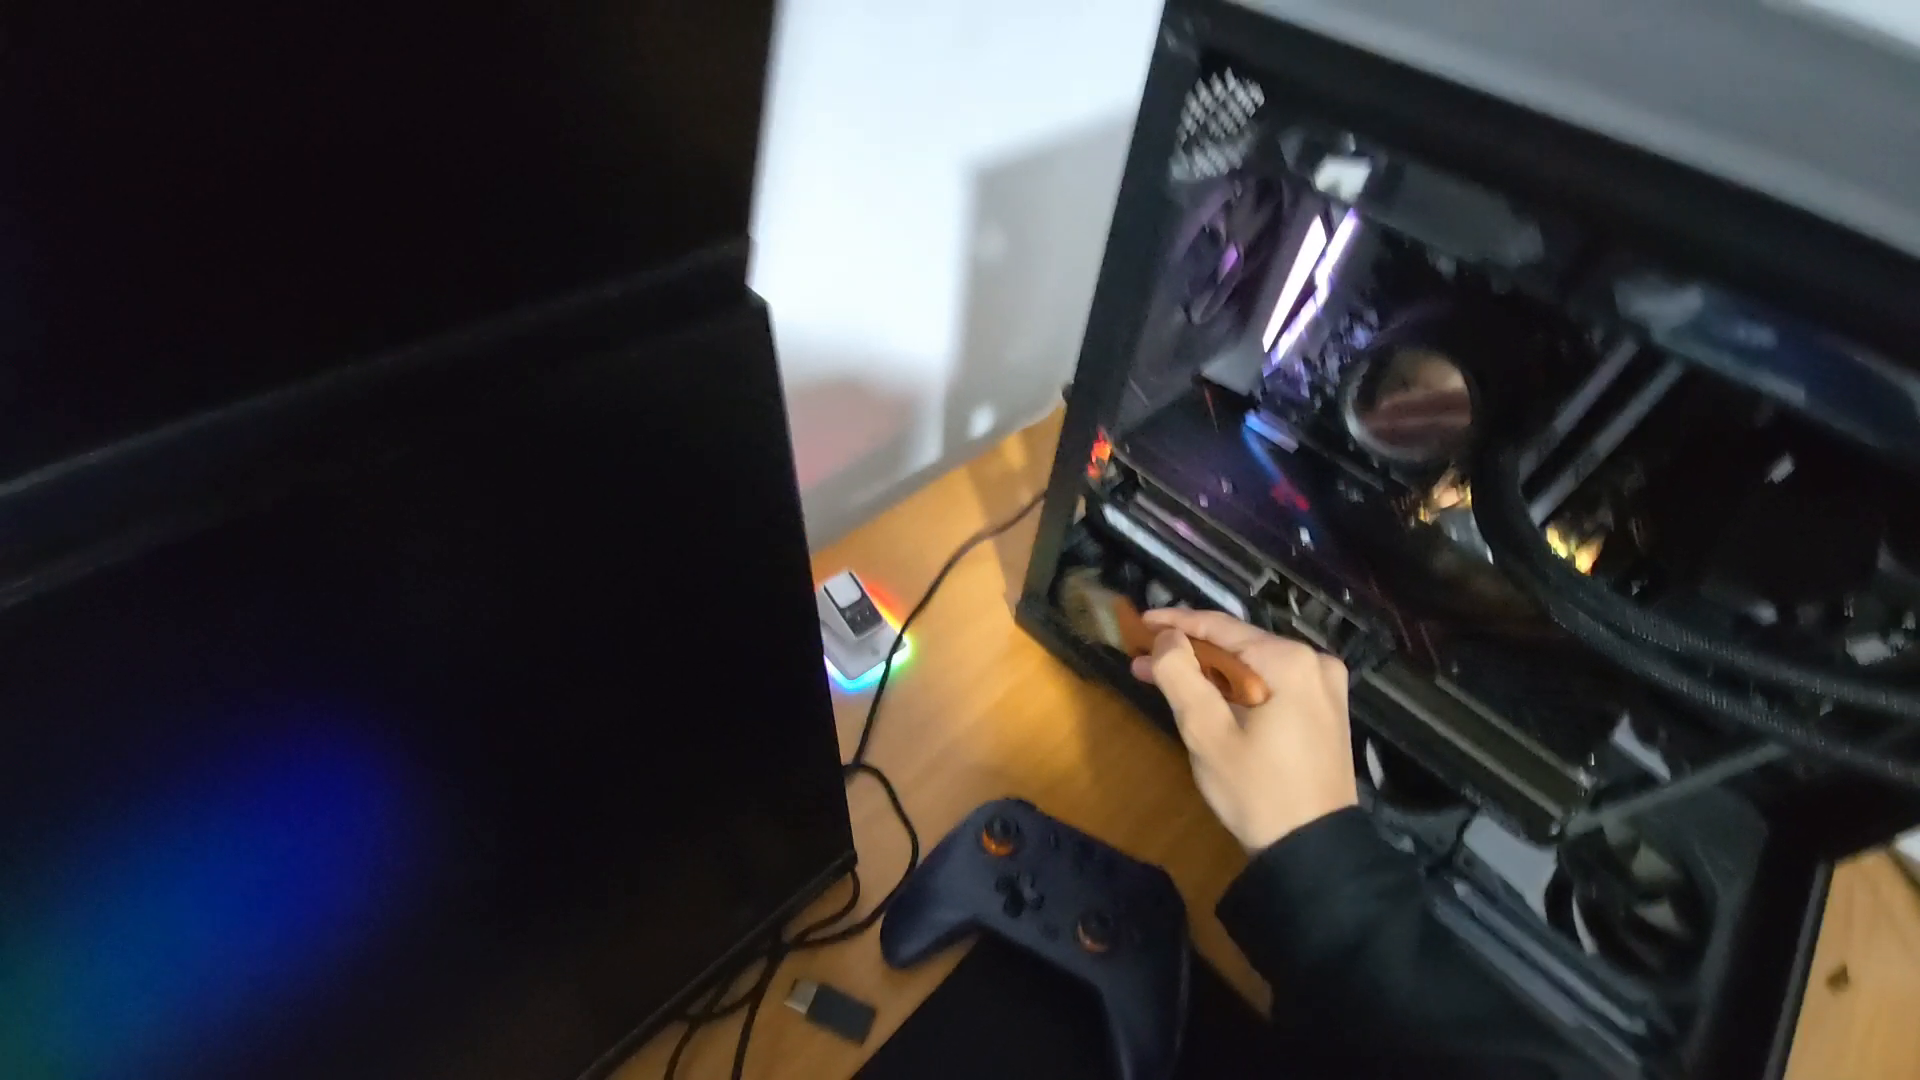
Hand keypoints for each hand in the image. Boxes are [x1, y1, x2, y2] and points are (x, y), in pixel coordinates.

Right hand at [1130, 609, 1357, 851]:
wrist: (1314, 851)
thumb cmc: (1255, 789)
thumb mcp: (1205, 732)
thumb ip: (1179, 675)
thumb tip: (1165, 637)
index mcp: (1288, 661)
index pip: (1220, 627)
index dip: (1175, 623)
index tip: (1139, 622)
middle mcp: (1314, 662)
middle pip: (1237, 644)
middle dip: (1188, 651)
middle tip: (1142, 658)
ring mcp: (1325, 686)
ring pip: (1252, 664)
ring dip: (1208, 671)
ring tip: (1163, 678)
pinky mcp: (1325, 709)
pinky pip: (1270, 683)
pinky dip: (1235, 686)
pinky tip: (1205, 695)